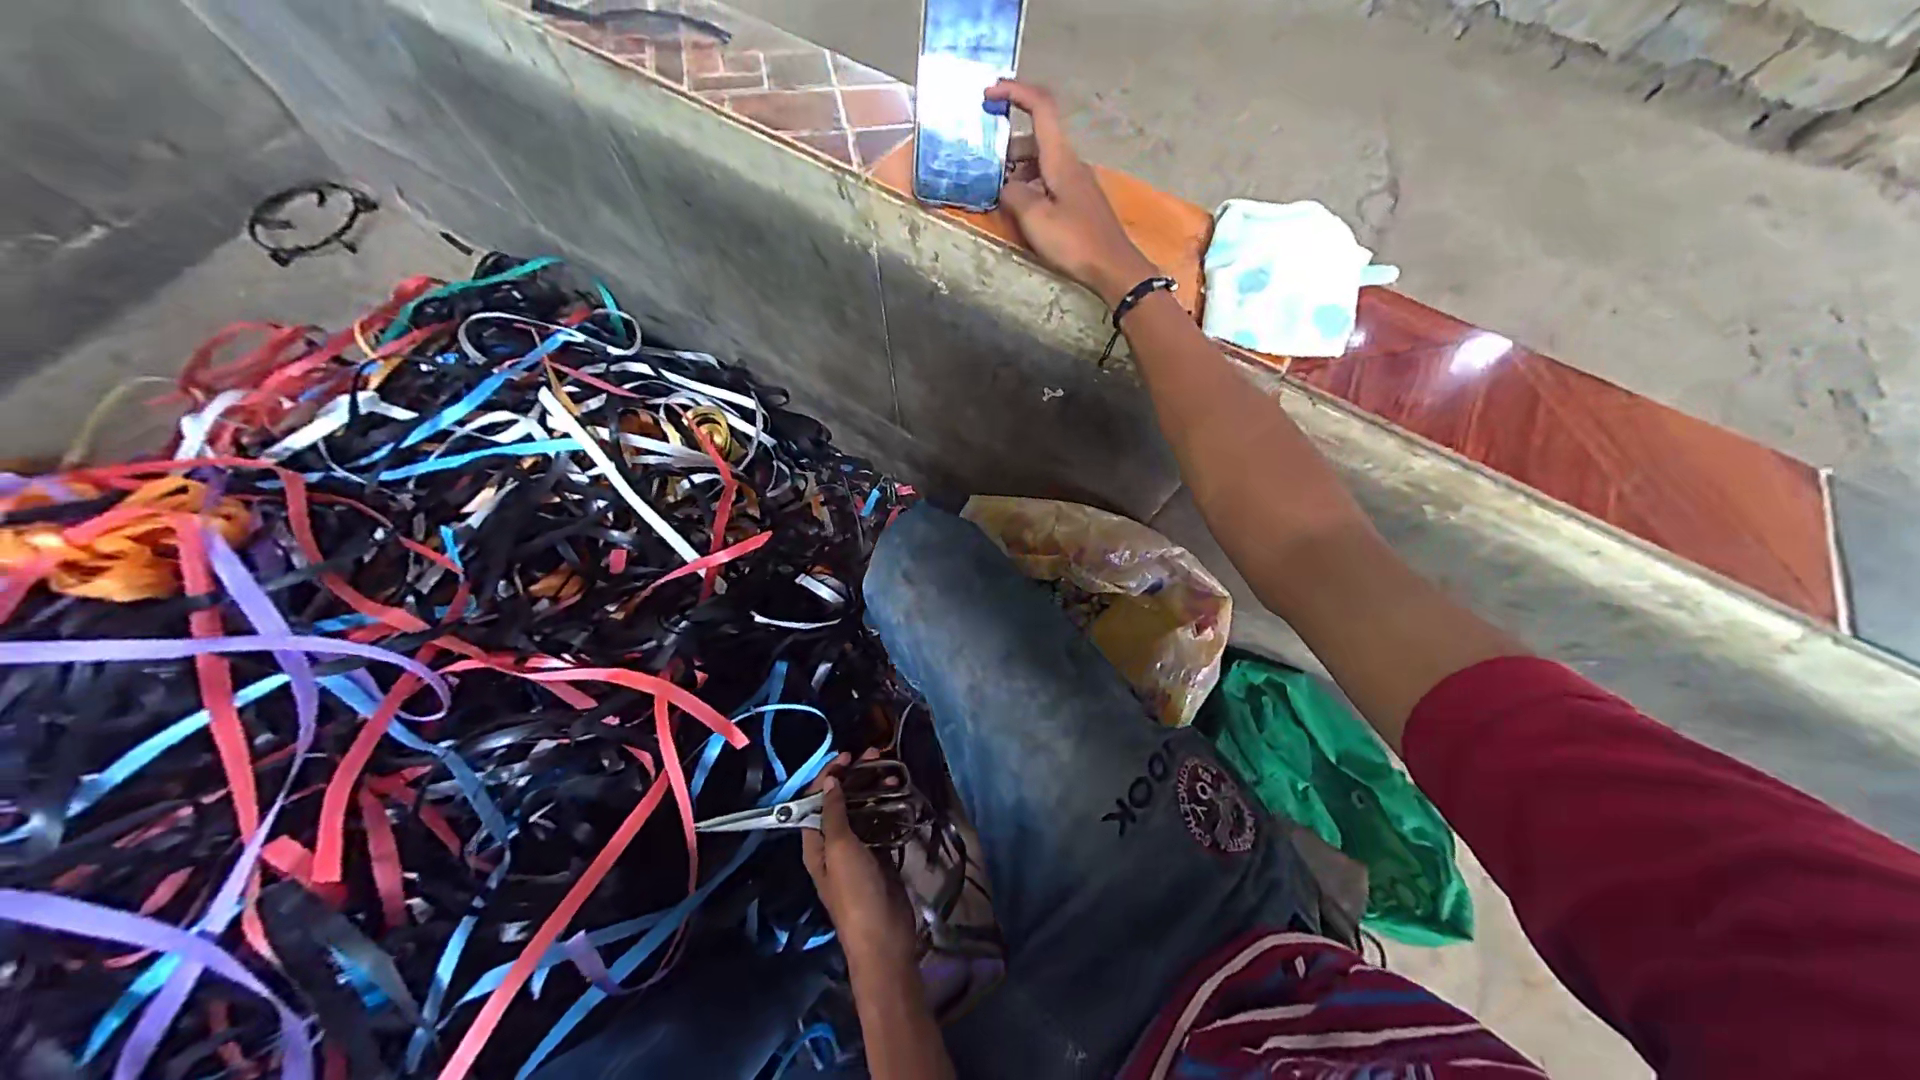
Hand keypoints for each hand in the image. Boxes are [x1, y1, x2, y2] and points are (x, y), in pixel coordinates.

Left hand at [801, 751, 917, 972]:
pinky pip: (881, 825)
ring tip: (892, 772)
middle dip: (855, 777)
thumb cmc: (856, 893)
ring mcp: (858, 851)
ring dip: (874, 789)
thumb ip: (834, 814)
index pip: (815, 800)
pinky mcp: (879, 857)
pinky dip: (888, 808)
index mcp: (815, 844)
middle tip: (876, 756)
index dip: (829, 776)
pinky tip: (900, 796)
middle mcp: (833, 845)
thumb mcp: (840, 850)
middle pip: (841, 802)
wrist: (884, 938)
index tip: (848, 756)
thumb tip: (829, 782)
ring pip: (863, 811)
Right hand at [987, 79, 1159, 306]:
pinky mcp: (1079, 202)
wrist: (1113, 268)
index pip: (1040, 107)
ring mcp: (1077, 182)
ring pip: (1042, 163)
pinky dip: (1031, 187)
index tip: (989, 93)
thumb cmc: (1074, 242)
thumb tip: (1006, 186)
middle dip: (1008, 148)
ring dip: (1018, 172)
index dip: (1014, 92)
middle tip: (987, 170)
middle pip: (1036, 139)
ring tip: (1000, 195)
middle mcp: (1070, 163)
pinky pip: (1049, 182)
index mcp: (1060, 158)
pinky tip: (1021, 210)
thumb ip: (1013, 195)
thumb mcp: (1035, 219)